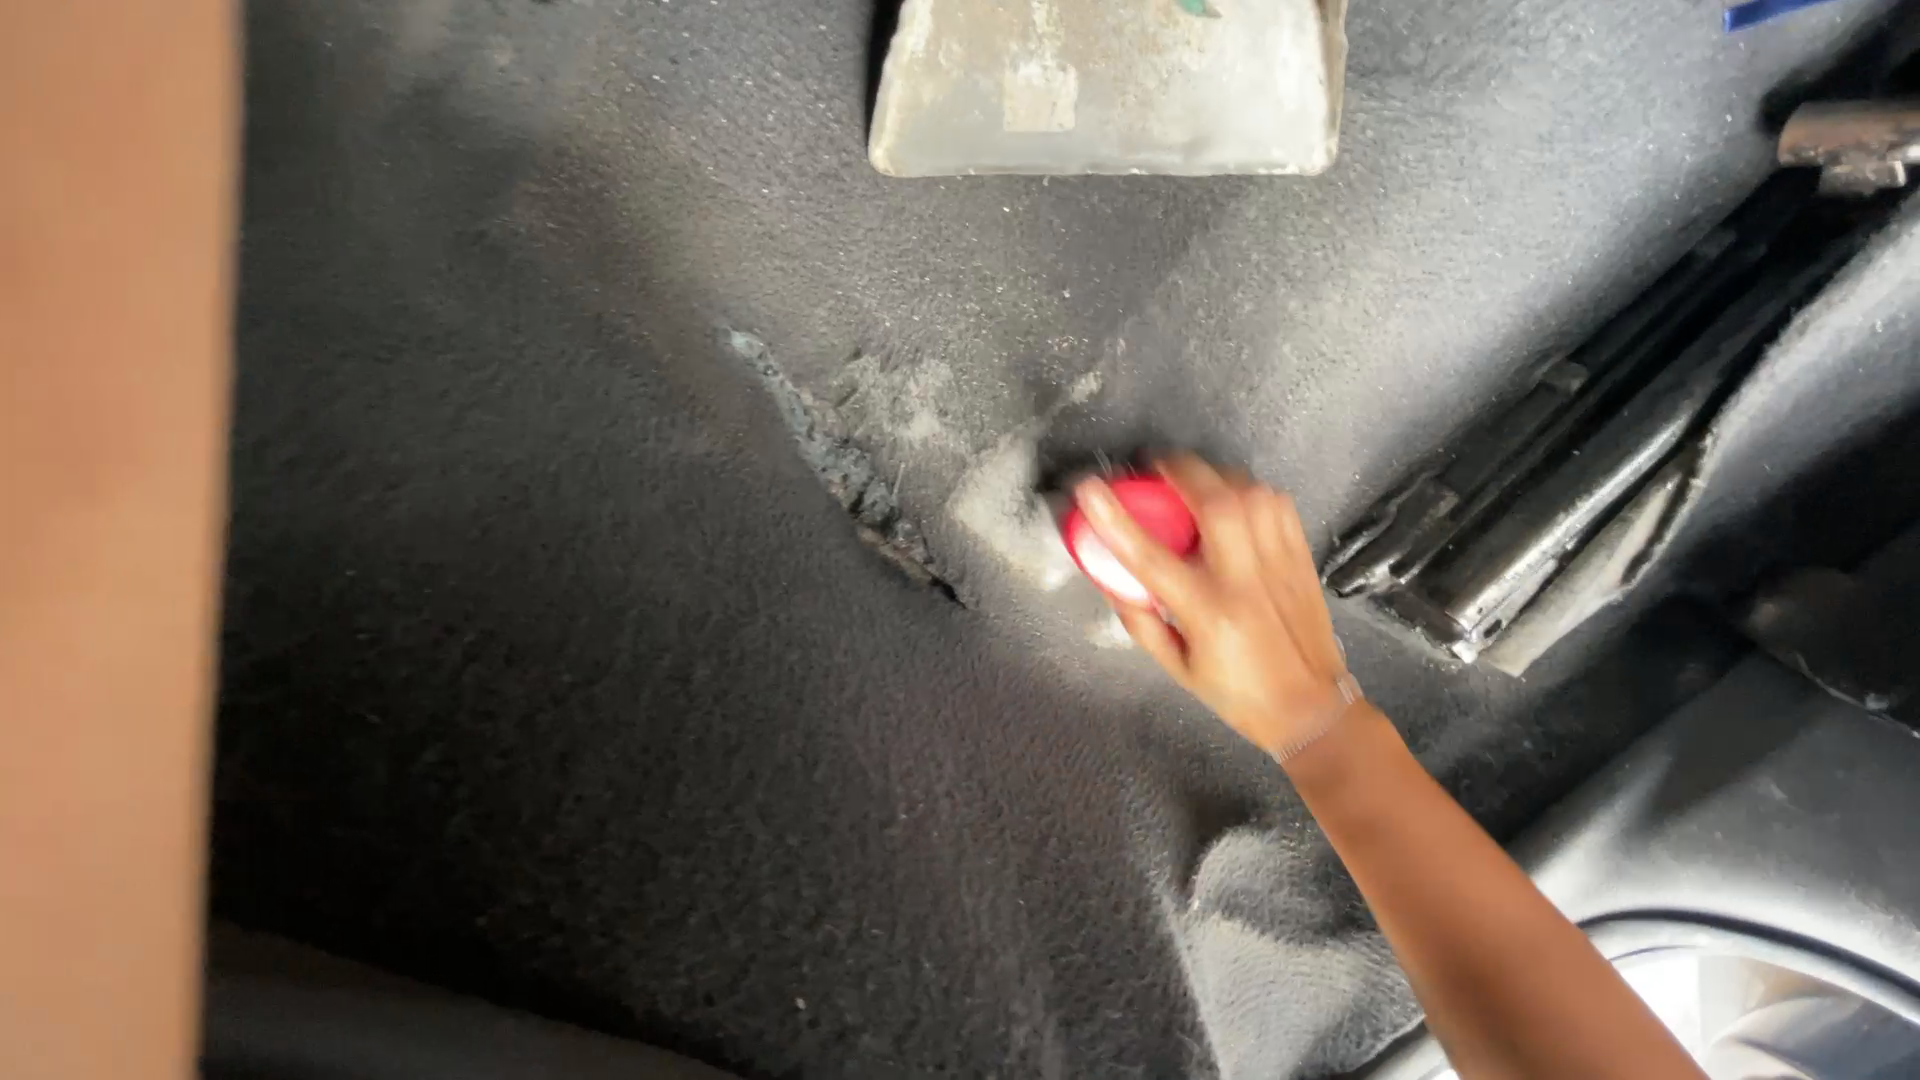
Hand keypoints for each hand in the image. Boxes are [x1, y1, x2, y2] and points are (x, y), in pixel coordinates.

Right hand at [1073, 455, 1355, 757]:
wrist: (1312, 707)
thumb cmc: (1237, 693)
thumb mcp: (1175, 666)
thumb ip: (1138, 618)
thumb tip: (1110, 576)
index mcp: (1208, 613)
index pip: (1151, 557)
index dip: (1115, 519)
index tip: (1090, 489)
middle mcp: (1245, 580)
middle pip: (1216, 503)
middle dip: (1181, 470)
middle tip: (1156, 465)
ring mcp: (1279, 563)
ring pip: (1250, 493)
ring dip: (1216, 475)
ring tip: (1194, 479)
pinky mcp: (1301, 556)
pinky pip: (1276, 502)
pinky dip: (1250, 489)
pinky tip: (1234, 496)